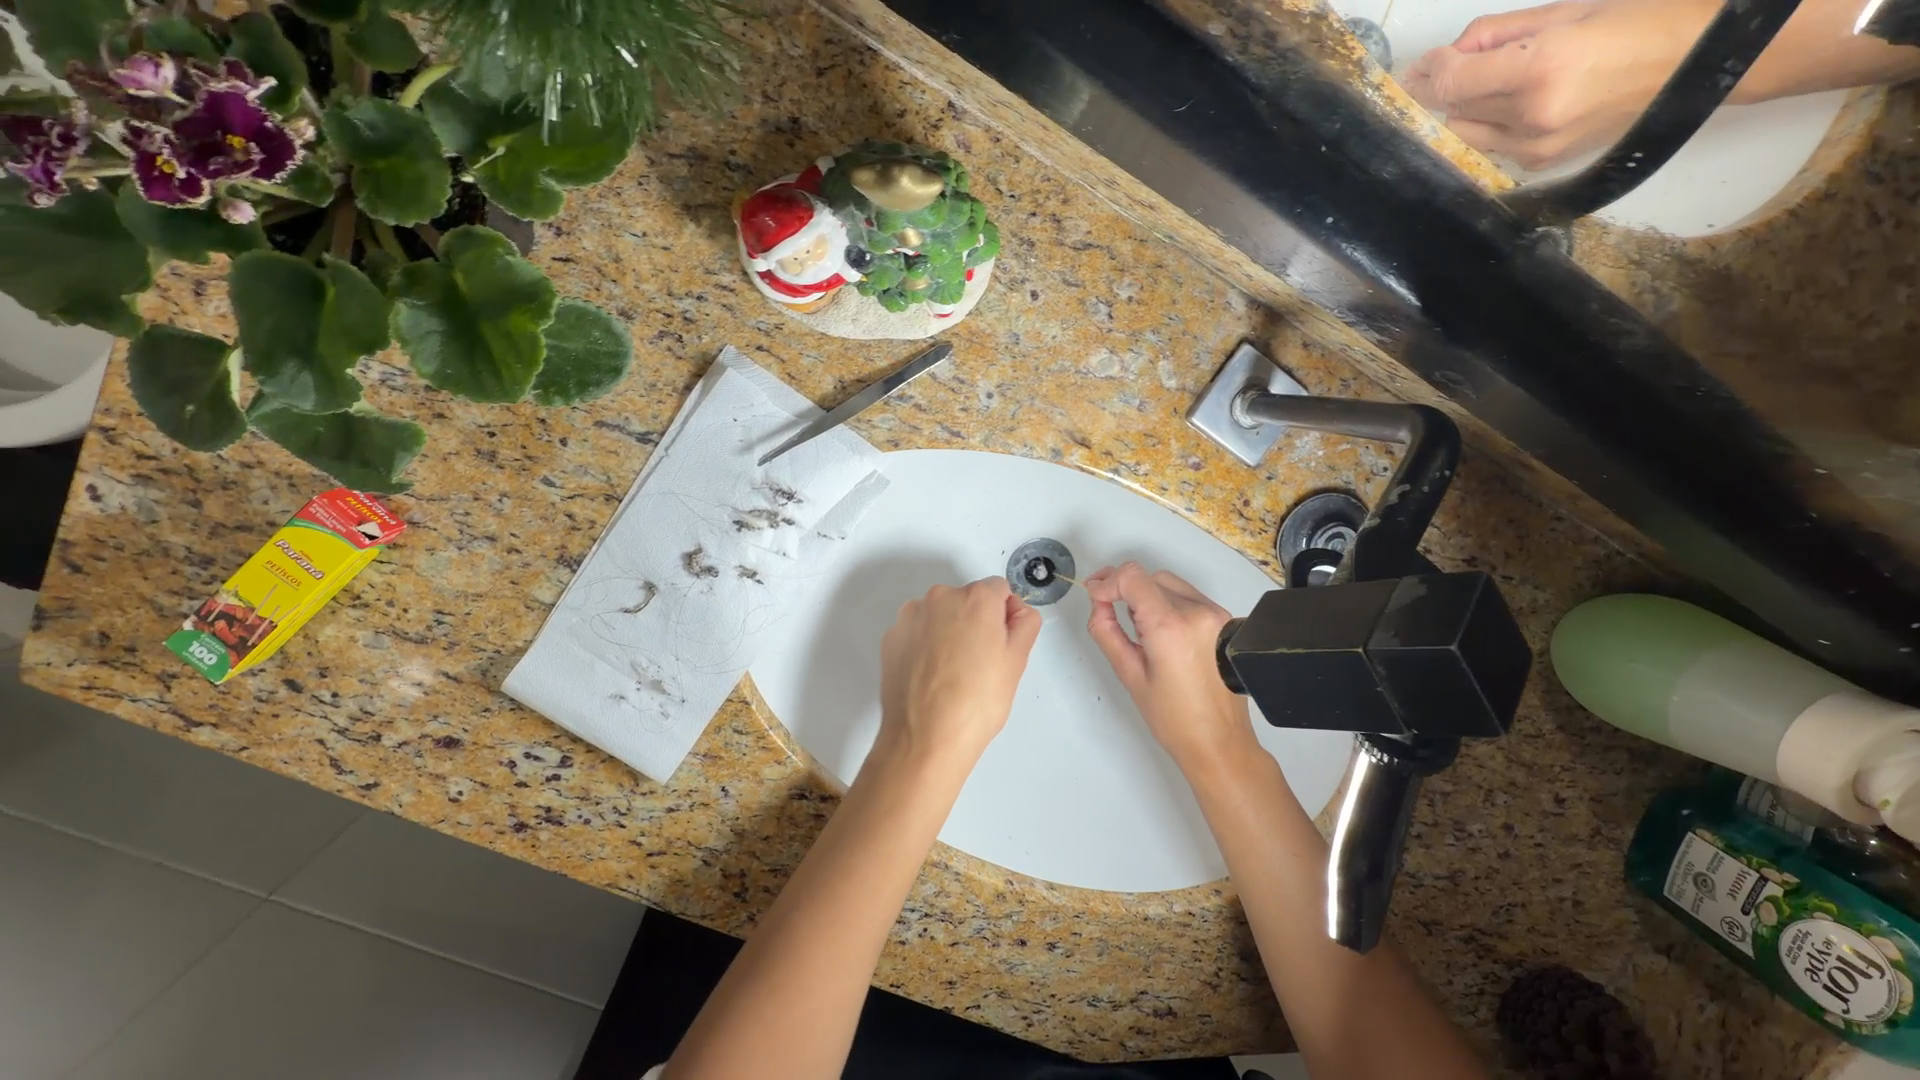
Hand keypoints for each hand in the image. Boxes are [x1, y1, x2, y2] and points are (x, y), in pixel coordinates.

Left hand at [877, 577, 1041, 770]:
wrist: (925, 738)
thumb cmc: (977, 701)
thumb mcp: (1017, 661)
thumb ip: (1025, 624)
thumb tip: (1017, 611)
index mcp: (975, 598)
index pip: (999, 590)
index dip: (1006, 614)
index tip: (1003, 644)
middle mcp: (939, 598)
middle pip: (967, 599)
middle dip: (976, 622)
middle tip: (981, 662)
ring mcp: (910, 617)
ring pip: (939, 615)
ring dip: (949, 632)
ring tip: (954, 672)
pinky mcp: (891, 638)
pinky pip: (917, 633)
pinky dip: (925, 646)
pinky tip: (932, 677)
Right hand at [1083, 563, 1254, 776]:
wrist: (1218, 740)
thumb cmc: (1175, 718)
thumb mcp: (1129, 674)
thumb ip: (1106, 631)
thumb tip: (1098, 604)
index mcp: (1171, 628)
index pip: (1133, 577)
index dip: (1107, 581)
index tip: (1094, 593)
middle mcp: (1198, 614)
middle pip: (1150, 577)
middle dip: (1123, 588)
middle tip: (1106, 607)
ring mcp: (1215, 615)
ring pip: (1169, 583)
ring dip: (1146, 594)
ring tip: (1136, 625)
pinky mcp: (1223, 620)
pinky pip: (1188, 596)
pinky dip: (1167, 603)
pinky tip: (1160, 630)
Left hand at [1402, 0, 1717, 169]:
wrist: (1703, 62)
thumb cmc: (1644, 19)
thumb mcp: (1569, 10)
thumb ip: (1499, 33)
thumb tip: (1448, 54)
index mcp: (1541, 69)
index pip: (1453, 82)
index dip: (1430, 73)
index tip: (1422, 64)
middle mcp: (1532, 115)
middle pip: (1454, 108)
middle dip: (1449, 86)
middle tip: (1460, 63)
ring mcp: (1536, 145)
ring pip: (1466, 131)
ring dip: (1467, 107)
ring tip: (1497, 79)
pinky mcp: (1542, 161)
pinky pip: (1492, 144)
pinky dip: (1490, 124)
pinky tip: (1517, 102)